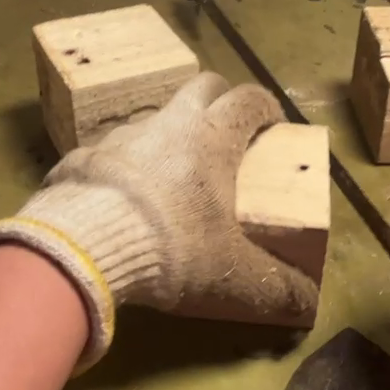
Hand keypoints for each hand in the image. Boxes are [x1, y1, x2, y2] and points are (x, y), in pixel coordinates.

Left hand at [0, 72, 317, 370]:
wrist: (82, 248)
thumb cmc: (174, 248)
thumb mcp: (233, 276)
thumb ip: (275, 287)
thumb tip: (308, 303)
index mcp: (213, 138)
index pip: (249, 100)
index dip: (265, 108)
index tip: (272, 126)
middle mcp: (169, 124)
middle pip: (202, 86)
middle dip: (219, 101)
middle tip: (226, 136)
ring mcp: (121, 135)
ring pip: (155, 116)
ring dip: (169, 134)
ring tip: (171, 176)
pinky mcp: (81, 155)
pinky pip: (112, 152)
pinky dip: (125, 167)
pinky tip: (122, 202)